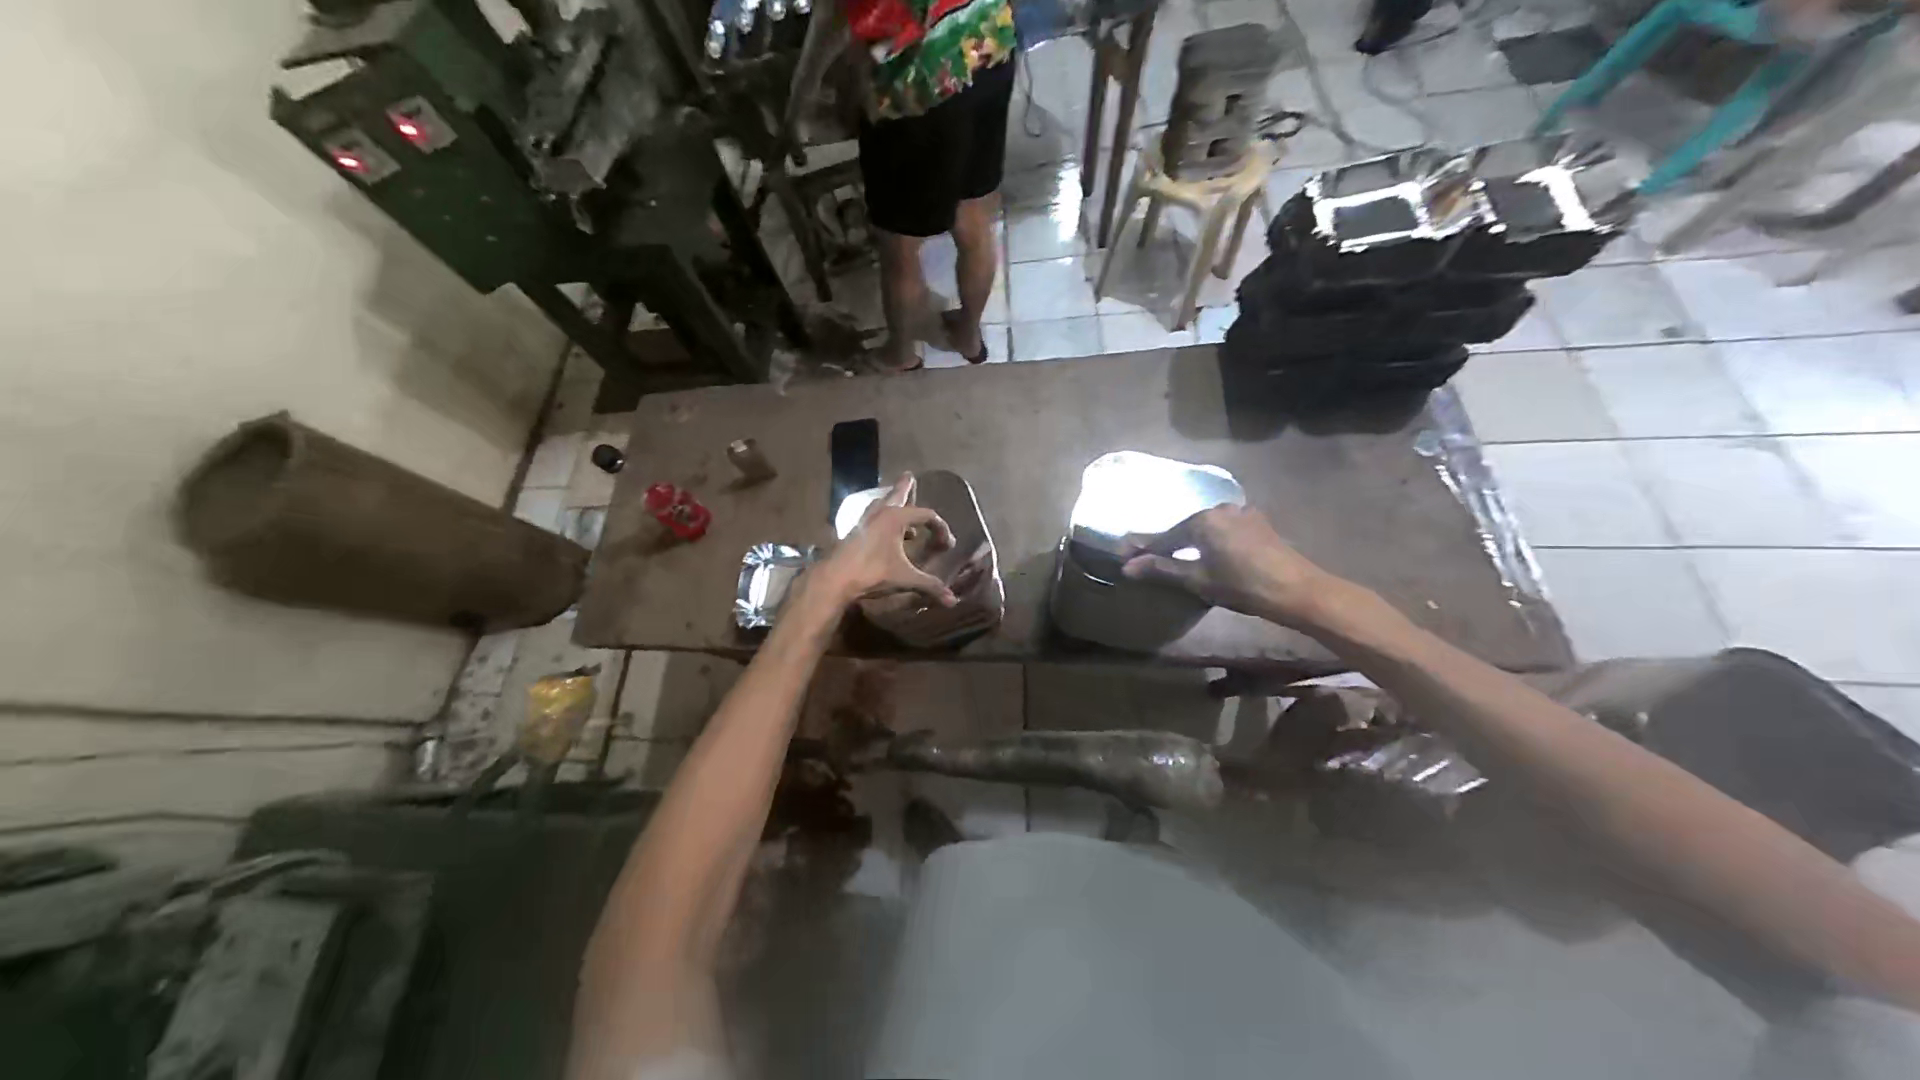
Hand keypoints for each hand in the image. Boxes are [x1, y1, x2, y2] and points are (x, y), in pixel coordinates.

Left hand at [809, 473, 957, 608]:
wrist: (835, 578)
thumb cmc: (873, 572)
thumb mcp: (905, 578)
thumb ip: (929, 585)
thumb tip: (952, 601)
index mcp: (896, 518)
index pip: (926, 515)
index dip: (940, 527)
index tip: (947, 544)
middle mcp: (880, 513)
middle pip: (897, 494)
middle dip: (906, 487)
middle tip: (909, 475)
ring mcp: (864, 521)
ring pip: (881, 503)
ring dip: (892, 500)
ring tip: (899, 500)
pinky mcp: (854, 531)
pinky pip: (872, 516)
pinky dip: (882, 516)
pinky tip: (885, 530)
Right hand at [1120, 504, 1350, 628]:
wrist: (1298, 590)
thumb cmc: (1242, 585)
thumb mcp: (1197, 579)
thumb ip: (1162, 569)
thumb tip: (1128, 567)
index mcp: (1203, 519)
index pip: (1165, 536)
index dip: (1144, 549)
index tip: (1124, 557)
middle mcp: (1221, 508)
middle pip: (1186, 529)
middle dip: (1167, 544)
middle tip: (1148, 559)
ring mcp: (1243, 513)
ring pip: (1207, 528)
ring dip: (1191, 542)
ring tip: (1178, 558)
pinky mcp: (1259, 524)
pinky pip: (1225, 530)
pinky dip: (1212, 541)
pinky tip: (1210, 554)